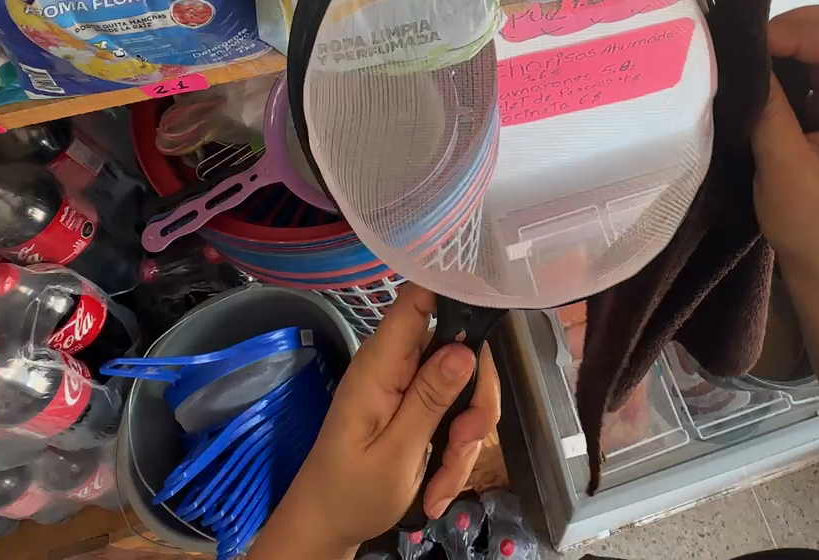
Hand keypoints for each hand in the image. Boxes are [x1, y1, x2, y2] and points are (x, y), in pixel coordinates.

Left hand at [250, 285, 500, 559]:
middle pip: (461, 348)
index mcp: (383, 362)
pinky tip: (438, 486)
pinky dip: (457, 451)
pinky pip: (457, 412)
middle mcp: (400, 362)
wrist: (327, 528)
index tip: (491, 310)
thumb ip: (429, 400)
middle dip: (474, 401)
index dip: (454, 289)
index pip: (416, 299)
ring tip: (442, 482)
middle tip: (464, 443)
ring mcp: (411, 383)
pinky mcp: (420, 403)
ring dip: (466, 438)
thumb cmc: (350, 492)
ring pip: (466, 387)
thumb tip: (466, 349)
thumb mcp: (394, 454)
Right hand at [751, 4, 818, 299]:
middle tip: (746, 50)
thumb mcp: (784, 172)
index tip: (747, 47)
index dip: (795, 30)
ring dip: (787, 43)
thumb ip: (768, 109)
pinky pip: (818, 63)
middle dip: (792, 28)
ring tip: (749, 62)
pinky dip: (786, 60)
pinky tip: (762, 77)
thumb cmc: (813, 230)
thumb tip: (744, 57)